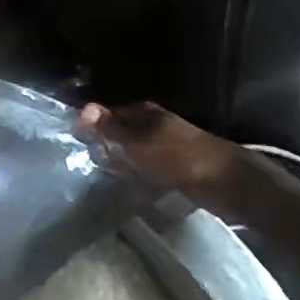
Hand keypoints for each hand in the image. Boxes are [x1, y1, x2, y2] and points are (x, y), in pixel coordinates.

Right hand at [77, 102, 243, 201]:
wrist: (225, 182)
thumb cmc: (178, 157)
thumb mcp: (138, 143)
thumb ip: (110, 129)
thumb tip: (81, 109)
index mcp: (144, 113)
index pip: (108, 115)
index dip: (92, 127)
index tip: (74, 144)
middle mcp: (153, 125)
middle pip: (121, 134)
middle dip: (104, 147)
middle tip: (85, 165)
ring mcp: (166, 147)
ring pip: (133, 153)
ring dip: (120, 164)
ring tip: (101, 179)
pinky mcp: (175, 168)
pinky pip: (146, 170)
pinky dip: (136, 178)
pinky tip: (128, 190)